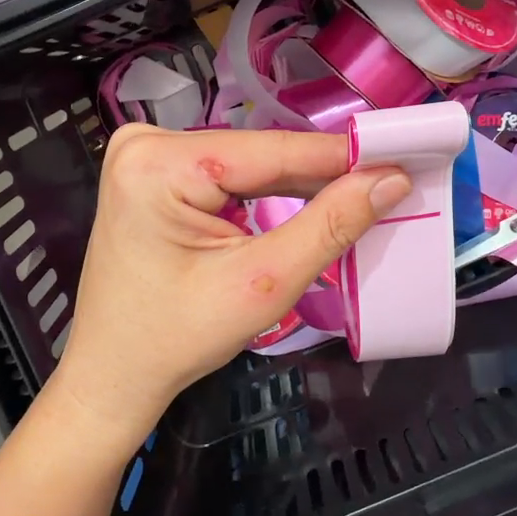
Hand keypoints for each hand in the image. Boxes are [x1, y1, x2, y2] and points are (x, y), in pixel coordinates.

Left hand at [47, 125, 411, 447]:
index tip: (405, 154)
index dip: (342, 155)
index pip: (271, 151)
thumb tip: (391, 178)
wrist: (112, 374)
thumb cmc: (176, 339)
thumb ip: (329, 226)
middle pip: (257, 155)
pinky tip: (310, 197)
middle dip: (322, 173)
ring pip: (246, 162)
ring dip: (298, 181)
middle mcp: (145, 141)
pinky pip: (225, 171)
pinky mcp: (152, 170)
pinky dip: (266, 190)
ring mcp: (145, 153)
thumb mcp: (262, 284)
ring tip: (363, 188)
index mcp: (159, 163)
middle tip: (392, 177)